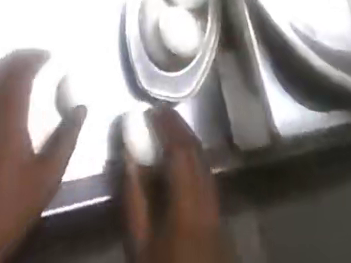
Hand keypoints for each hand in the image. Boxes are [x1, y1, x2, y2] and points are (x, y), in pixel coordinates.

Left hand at [0, 50, 85, 262]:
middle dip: (19, 58)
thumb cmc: (15, 202)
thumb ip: (67, 137)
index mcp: (9, 116)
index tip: (49, 54)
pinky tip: (7, 90)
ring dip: (7, 68)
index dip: (33, 59)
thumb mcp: (49, 173)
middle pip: (2, 72)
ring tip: (26, 66)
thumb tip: (82, 107)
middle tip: (38, 55)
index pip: (20, 74)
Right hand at [122, 108, 225, 262]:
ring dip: (189, 146)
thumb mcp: (137, 241)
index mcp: (188, 209)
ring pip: (208, 170)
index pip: (182, 153)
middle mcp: (211, 207)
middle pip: (200, 157)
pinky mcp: (222, 229)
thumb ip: (134, 195)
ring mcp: (220, 218)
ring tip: (167, 131)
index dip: (168, 126)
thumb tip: (129, 151)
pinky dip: (194, 165)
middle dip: (181, 130)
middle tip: (160, 112)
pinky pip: (208, 185)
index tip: (151, 109)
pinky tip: (178, 165)